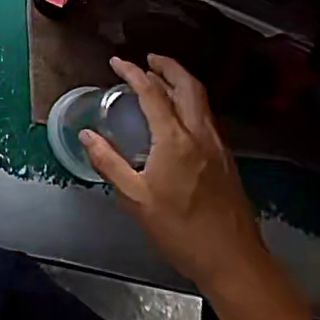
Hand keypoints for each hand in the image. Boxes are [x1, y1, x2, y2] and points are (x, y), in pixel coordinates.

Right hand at [82, 55, 266, 290]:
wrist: (233, 261)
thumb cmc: (180, 231)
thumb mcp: (135, 199)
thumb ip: (108, 163)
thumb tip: (86, 135)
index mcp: (174, 139)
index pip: (152, 92)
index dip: (132, 72)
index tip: (117, 62)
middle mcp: (199, 133)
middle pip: (187, 85)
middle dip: (167, 65)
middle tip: (148, 59)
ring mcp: (217, 145)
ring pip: (201, 99)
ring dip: (180, 82)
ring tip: (161, 79)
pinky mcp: (226, 159)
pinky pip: (206, 116)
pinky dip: (190, 101)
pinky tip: (179, 115)